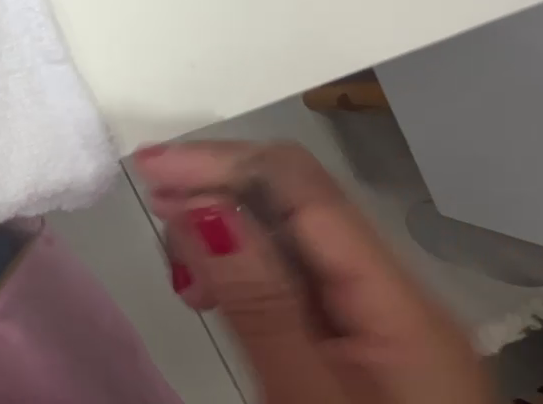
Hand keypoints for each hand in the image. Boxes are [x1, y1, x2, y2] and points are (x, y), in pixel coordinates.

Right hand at [134, 142, 493, 403]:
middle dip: (212, 192)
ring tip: (179, 269)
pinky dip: (235, 262)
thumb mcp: (303, 391)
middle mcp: (397, 292)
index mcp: (399, 301)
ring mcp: (380, 313)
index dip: (217, 161)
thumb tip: (195, 204)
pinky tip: (208, 288)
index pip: (301, 185)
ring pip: (284, 231)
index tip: (144, 167)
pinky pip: (288, 268)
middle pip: (293, 199)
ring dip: (217, 229)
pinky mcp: (358, 334)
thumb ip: (256, 298)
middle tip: (152, 212)